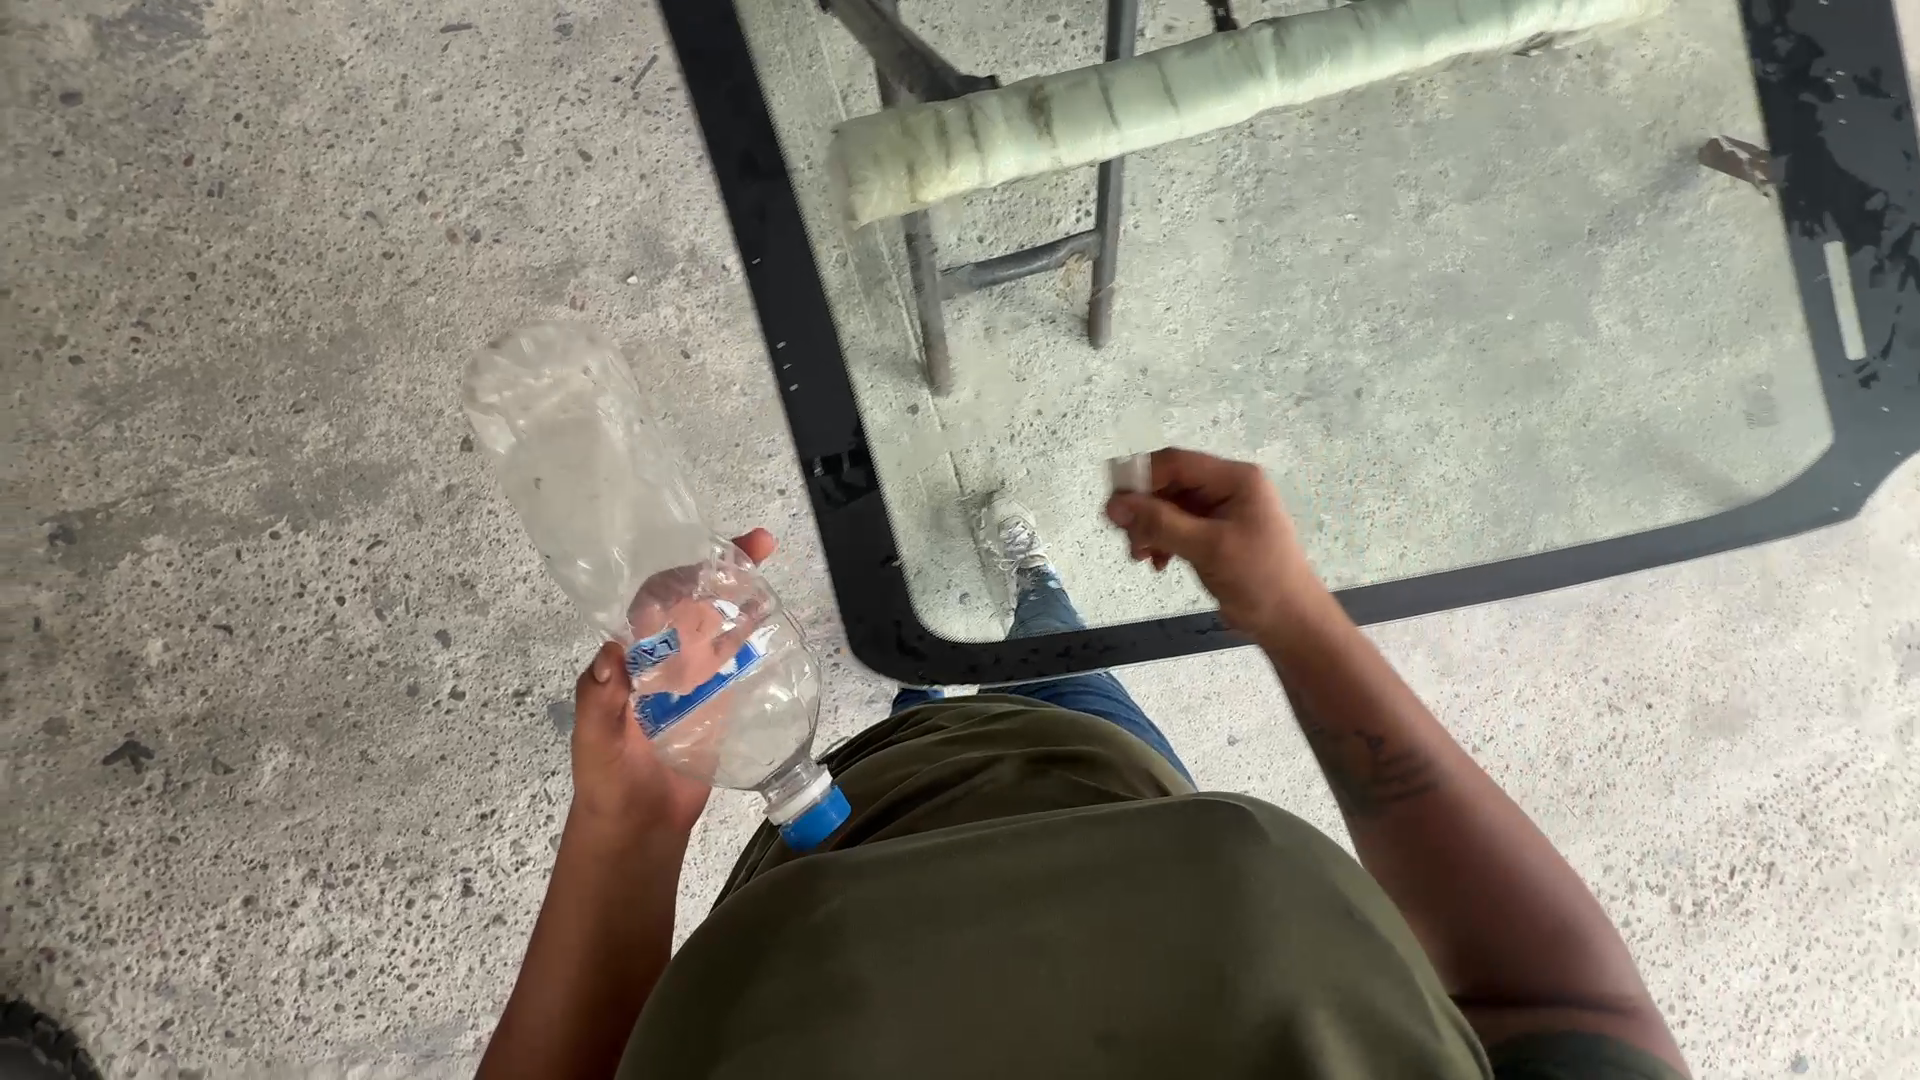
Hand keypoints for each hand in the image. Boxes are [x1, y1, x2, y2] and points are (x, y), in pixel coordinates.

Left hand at [569, 528, 777, 836]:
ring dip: (744, 598)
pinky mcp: (721, 699)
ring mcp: (696, 677)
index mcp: (633, 657)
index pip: (656, 599)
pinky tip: (776, 624)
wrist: (640, 826)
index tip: (710, 552)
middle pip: (696, 601)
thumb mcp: (595, 738)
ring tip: (774, 577)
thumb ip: (600, 698)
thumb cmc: (608, 780)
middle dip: (724, 570)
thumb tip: (613, 648)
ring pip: (721, 624)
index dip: (683, 571)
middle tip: (762, 545)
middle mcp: (665, 657)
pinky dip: (756, 638)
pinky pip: (739, 660)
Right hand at [1104, 449, 1321, 637]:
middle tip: (1128, 539)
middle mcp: (1226, 488)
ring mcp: (1219, 511)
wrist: (1290, 622)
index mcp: (1234, 479)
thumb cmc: (1258, 579)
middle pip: (1167, 484)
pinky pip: (1175, 527)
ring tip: (1141, 557)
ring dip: (1148, 529)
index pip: (1175, 463)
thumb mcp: (1207, 547)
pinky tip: (1158, 563)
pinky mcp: (1213, 534)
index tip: (1114, 508)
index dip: (1140, 478)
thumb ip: (1159, 523)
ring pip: (1167, 508)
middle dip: (1143, 510)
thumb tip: (1113, 505)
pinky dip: (1161, 542)